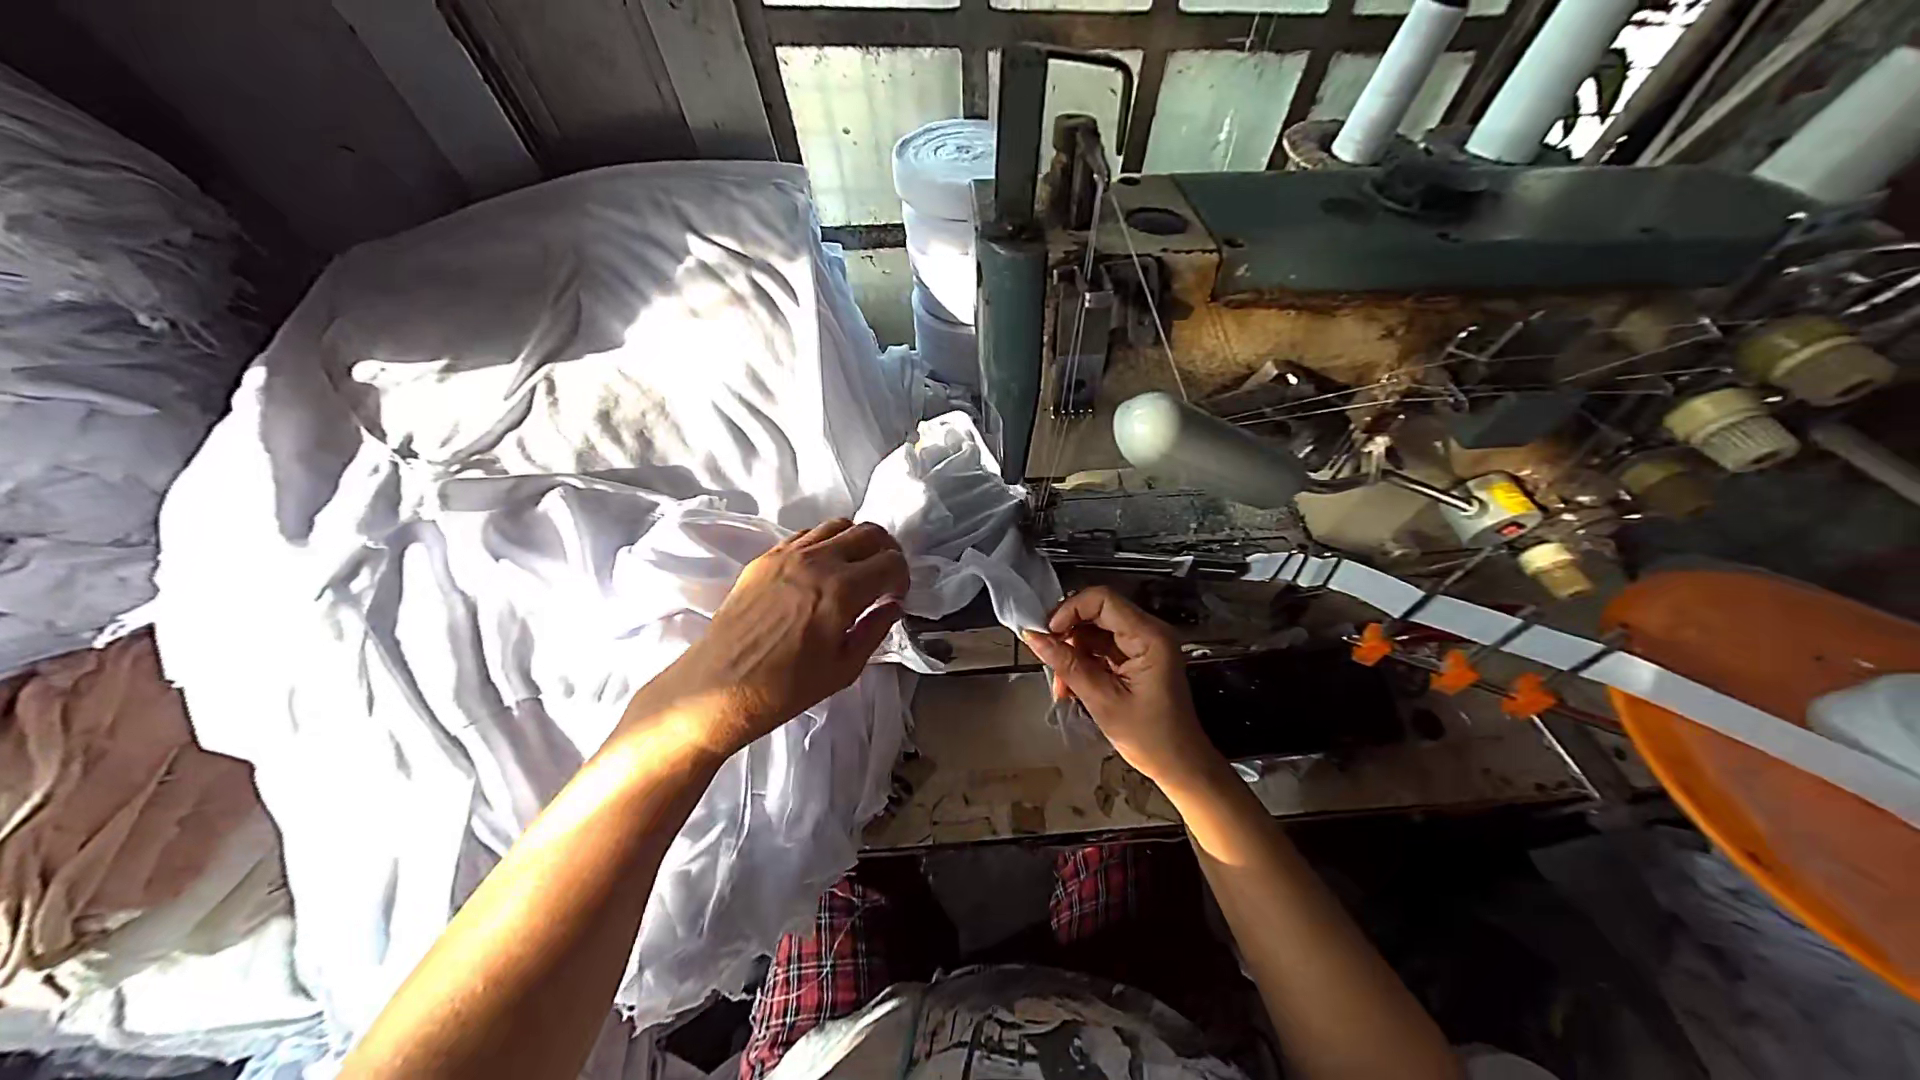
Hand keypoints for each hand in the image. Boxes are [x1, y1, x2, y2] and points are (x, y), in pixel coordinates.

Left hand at [649, 519, 908, 757]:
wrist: (721, 685)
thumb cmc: (787, 687)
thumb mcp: (845, 668)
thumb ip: (875, 629)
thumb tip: (893, 606)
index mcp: (843, 590)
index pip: (892, 562)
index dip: (902, 578)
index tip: (896, 596)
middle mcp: (818, 561)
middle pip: (869, 532)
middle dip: (886, 552)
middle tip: (884, 577)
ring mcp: (788, 554)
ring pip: (838, 525)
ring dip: (856, 542)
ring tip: (855, 570)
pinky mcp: (765, 557)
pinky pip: (807, 534)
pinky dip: (825, 543)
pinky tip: (821, 571)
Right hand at [1021, 587, 1219, 791]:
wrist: (1180, 764)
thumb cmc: (1150, 737)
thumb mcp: (1102, 700)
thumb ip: (1067, 664)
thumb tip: (1034, 638)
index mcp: (1149, 637)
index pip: (1102, 599)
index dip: (1070, 610)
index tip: (1048, 633)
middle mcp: (1148, 632)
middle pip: (1096, 612)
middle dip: (1067, 633)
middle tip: (1047, 656)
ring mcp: (1142, 644)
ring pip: (1094, 631)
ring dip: (1072, 652)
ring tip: (1062, 685)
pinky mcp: (1136, 657)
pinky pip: (1101, 647)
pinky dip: (1083, 662)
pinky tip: (1072, 685)